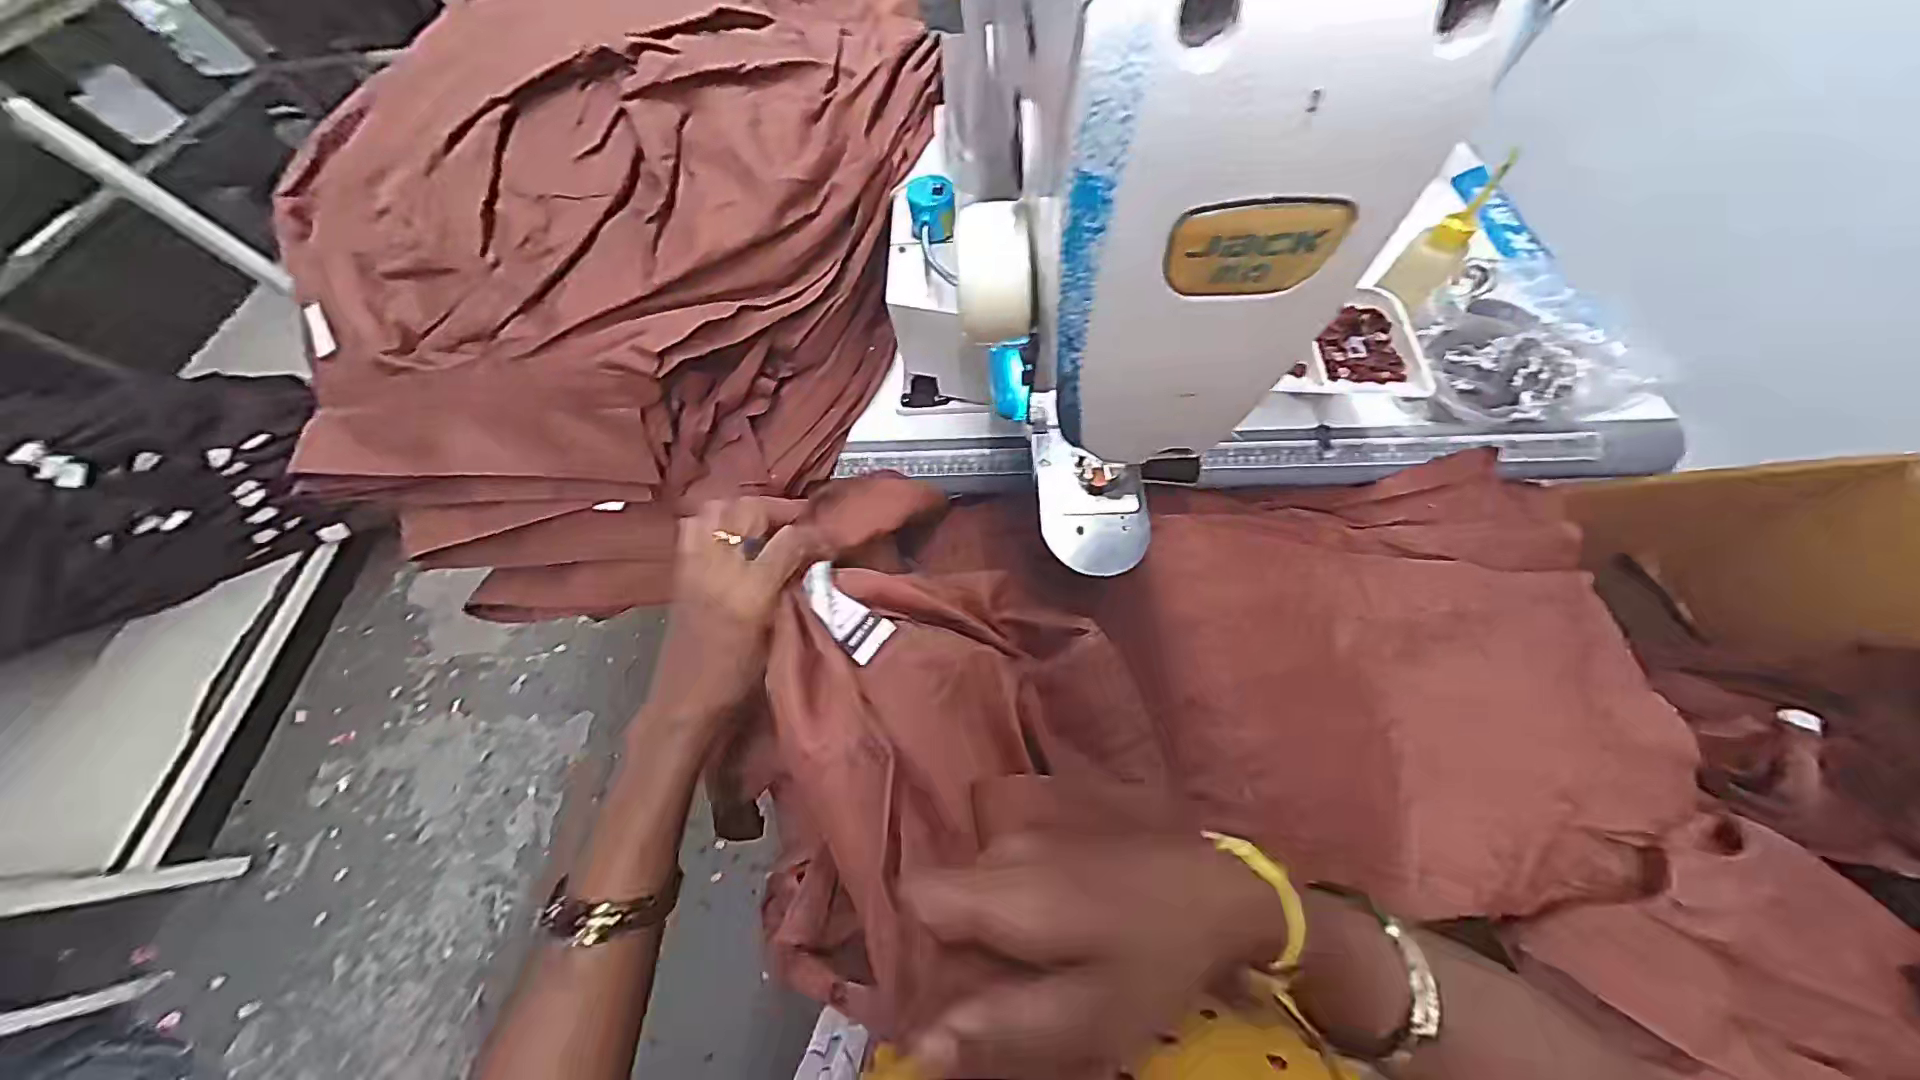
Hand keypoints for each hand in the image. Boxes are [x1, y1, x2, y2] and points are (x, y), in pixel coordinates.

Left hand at [641, 497, 825, 741]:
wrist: (687, 702)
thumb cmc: (740, 680)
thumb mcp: (777, 635)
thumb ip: (793, 590)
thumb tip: (812, 560)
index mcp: (749, 593)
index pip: (788, 540)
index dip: (814, 534)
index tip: (829, 540)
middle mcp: (718, 571)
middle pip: (748, 510)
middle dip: (779, 510)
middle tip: (799, 523)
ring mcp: (694, 567)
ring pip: (716, 510)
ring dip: (744, 510)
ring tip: (765, 525)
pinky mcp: (679, 572)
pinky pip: (694, 527)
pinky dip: (715, 522)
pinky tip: (733, 538)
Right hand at [901, 833, 1290, 1078]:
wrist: (1215, 883)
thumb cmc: (1152, 957)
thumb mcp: (1084, 1016)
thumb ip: (998, 1029)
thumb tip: (922, 1046)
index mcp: (1005, 889)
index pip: (915, 899)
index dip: (914, 951)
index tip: (945, 998)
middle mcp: (1005, 850)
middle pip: (944, 903)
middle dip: (957, 957)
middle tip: (1003, 1004)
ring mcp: (1028, 835)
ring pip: (974, 892)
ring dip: (987, 938)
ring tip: (1040, 974)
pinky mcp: (1049, 834)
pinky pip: (1003, 877)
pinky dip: (1010, 914)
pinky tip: (1058, 938)